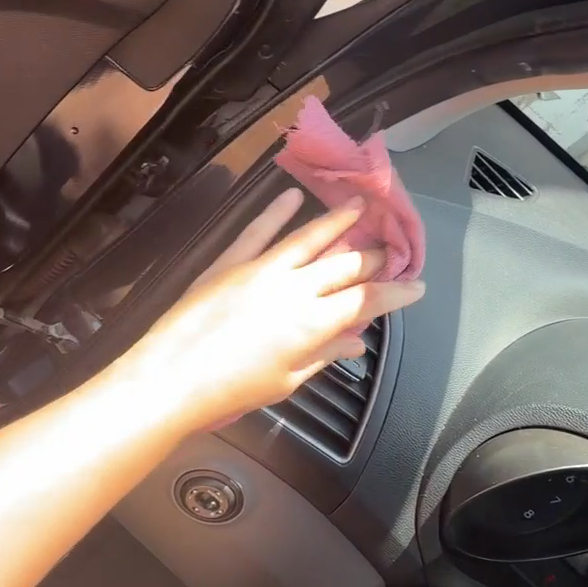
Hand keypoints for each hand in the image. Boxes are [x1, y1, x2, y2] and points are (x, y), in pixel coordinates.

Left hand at [103, 188, 426, 433]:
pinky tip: (292, 197)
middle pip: (344, 264)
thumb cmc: (231, 390)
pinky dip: (275, 212)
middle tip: (389, 251)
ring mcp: (259, 270)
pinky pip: (257, 231)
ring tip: (359, 205)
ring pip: (307, 238)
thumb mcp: (286, 381)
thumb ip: (323, 354)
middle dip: (372, 256)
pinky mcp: (228, 262)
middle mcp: (292, 288)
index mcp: (311, 323)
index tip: (415, 285)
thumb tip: (355, 342)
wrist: (172, 377)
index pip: (366, 300)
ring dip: (337, 220)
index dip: (396, 292)